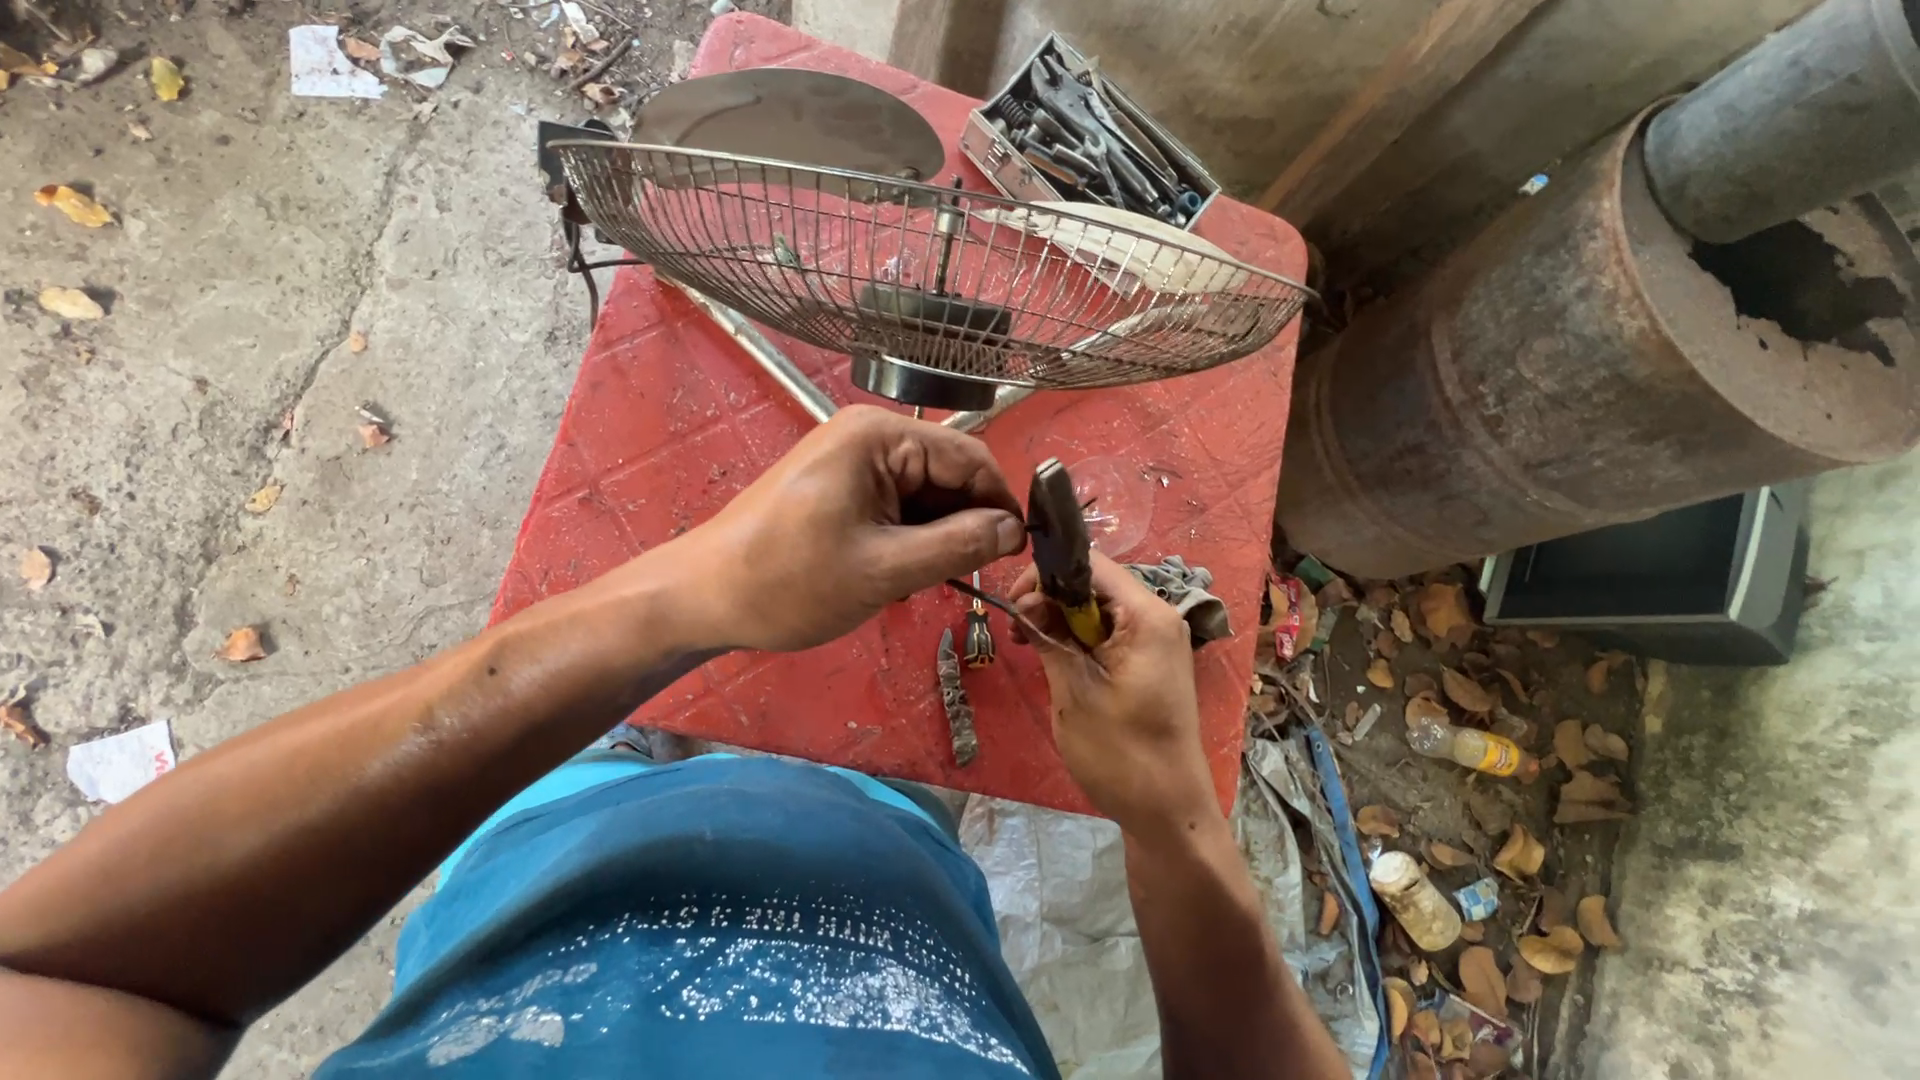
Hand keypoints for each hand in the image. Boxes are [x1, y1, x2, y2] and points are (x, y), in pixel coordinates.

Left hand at [668, 405, 1025, 651]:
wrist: (706, 597)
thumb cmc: (789, 581)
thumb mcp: (884, 569)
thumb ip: (958, 546)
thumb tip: (1014, 532)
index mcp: (880, 436)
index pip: (970, 457)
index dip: (1001, 504)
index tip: (1018, 555)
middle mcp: (871, 435)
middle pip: (950, 475)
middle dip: (966, 525)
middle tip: (969, 580)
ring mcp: (853, 460)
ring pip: (927, 496)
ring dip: (937, 539)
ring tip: (924, 582)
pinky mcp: (843, 486)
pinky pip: (899, 506)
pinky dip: (911, 540)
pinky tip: (899, 574)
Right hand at [1011, 552, 1220, 841]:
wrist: (1168, 811)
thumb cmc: (1121, 753)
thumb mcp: (1074, 691)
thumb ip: (1051, 637)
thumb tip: (1027, 603)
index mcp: (1146, 615)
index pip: (1091, 564)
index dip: (1045, 574)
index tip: (1012, 604)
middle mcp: (1157, 617)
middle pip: (1095, 584)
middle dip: (1050, 598)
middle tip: (1016, 631)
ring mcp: (1156, 641)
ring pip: (1098, 609)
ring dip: (1060, 620)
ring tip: (1027, 644)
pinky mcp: (1149, 662)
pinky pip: (1108, 633)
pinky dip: (1078, 639)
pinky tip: (1052, 656)